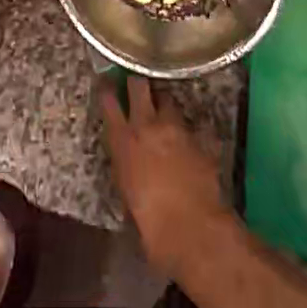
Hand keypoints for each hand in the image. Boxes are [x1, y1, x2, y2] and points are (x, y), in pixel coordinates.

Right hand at [99, 75, 233, 273]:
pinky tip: (188, 141)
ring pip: (168, 100)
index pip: (109, 103)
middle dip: (137, 81)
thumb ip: (126, 163)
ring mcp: (176, 127)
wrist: (192, 226)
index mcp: (124, 141)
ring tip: (163, 110)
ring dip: (164, 103)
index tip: (107, 81)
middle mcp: (148, 125)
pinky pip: (190, 124)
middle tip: (137, 81)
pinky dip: (186, 130)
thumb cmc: (149, 220)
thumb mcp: (126, 190)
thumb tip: (129, 156)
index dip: (107, 89)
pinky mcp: (199, 134)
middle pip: (139, 87)